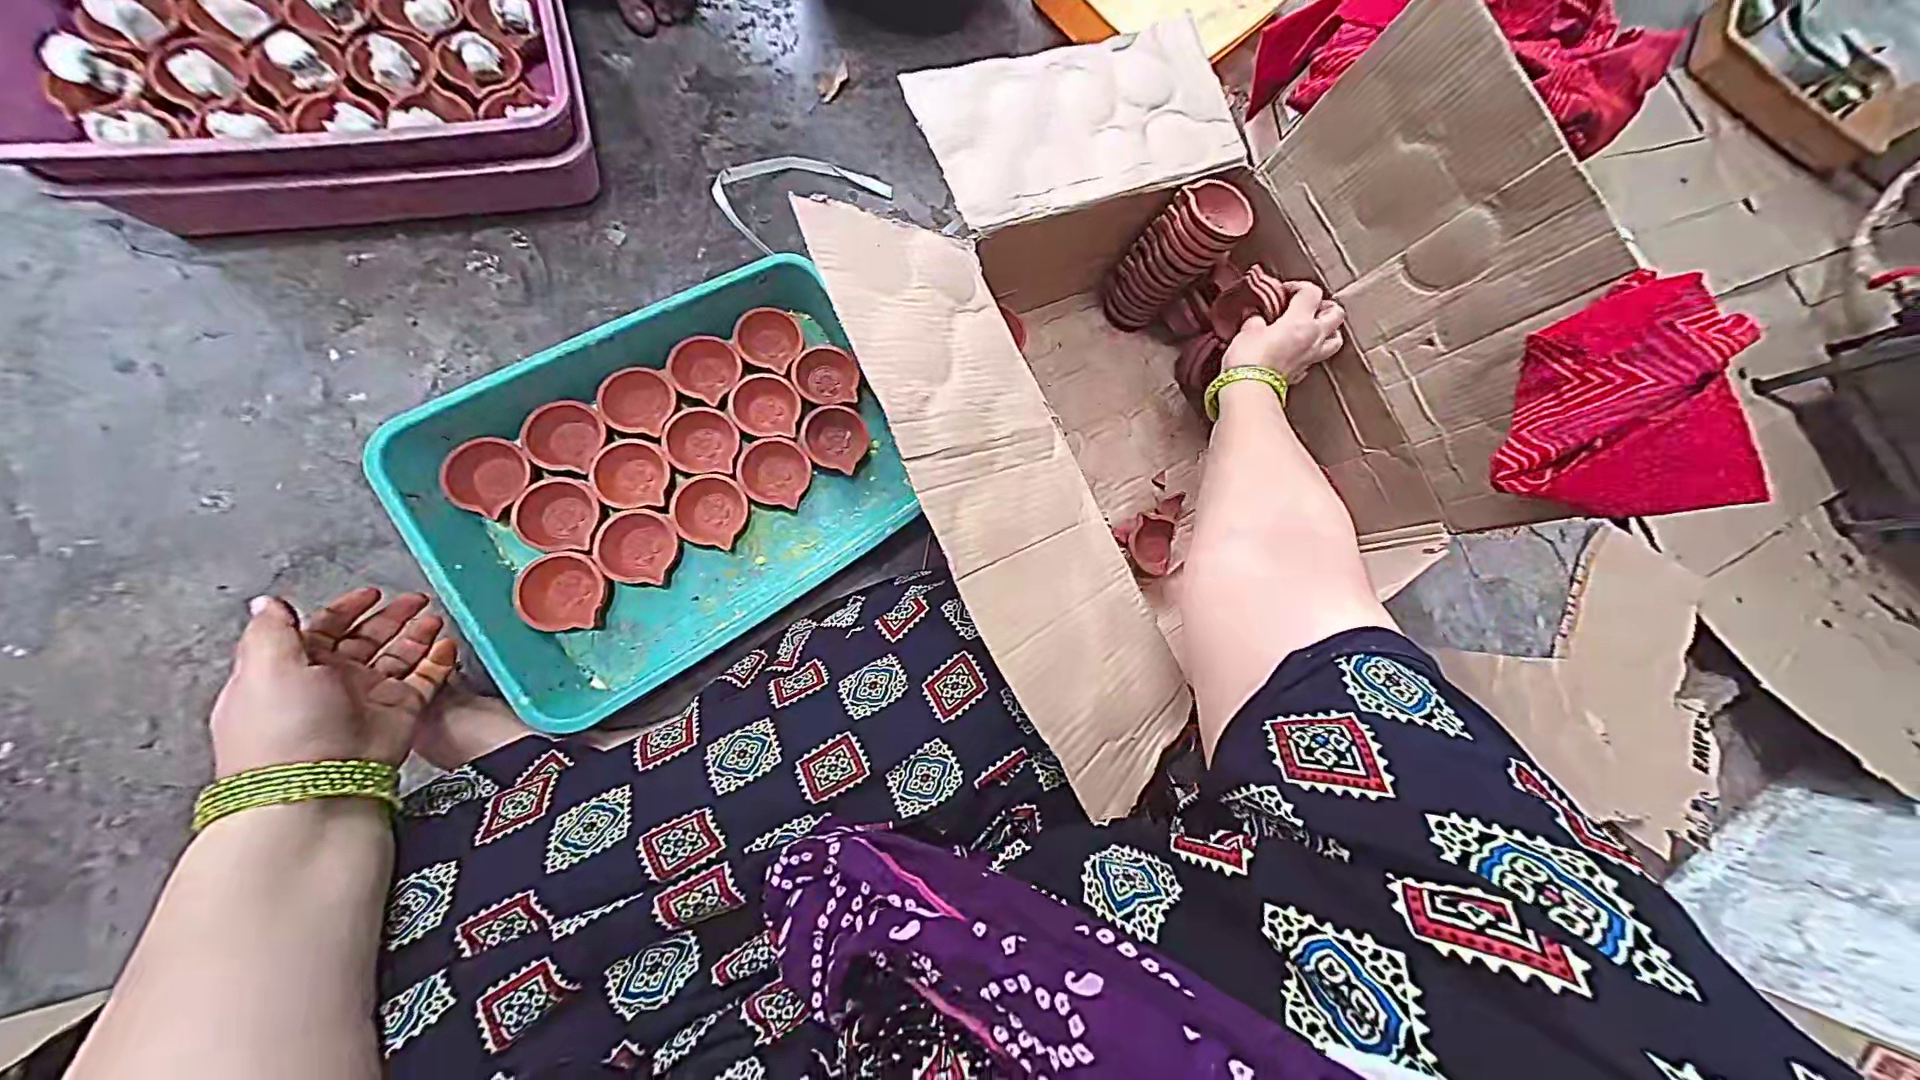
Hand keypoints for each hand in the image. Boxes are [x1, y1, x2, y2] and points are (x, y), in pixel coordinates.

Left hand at [208, 589, 458, 776]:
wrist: (321, 780)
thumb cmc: (285, 727)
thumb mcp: (266, 668)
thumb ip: (272, 630)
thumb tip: (266, 603)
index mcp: (294, 668)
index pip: (323, 629)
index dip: (347, 609)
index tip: (371, 594)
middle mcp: (332, 681)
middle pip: (367, 638)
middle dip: (392, 616)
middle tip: (416, 600)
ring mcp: (369, 695)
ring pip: (400, 654)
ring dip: (418, 633)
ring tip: (435, 618)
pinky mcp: (402, 709)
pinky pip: (427, 677)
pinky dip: (439, 660)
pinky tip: (447, 645)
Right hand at [1218, 281, 1346, 382]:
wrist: (1248, 389)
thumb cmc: (1249, 361)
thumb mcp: (1247, 332)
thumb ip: (1255, 321)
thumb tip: (1255, 317)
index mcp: (1300, 320)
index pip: (1311, 293)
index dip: (1298, 287)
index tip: (1284, 291)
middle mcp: (1312, 337)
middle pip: (1335, 314)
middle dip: (1324, 307)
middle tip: (1308, 307)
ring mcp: (1309, 358)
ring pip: (1335, 339)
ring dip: (1328, 331)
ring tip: (1314, 329)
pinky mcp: (1299, 375)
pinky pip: (1314, 360)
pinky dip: (1309, 353)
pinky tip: (1297, 352)